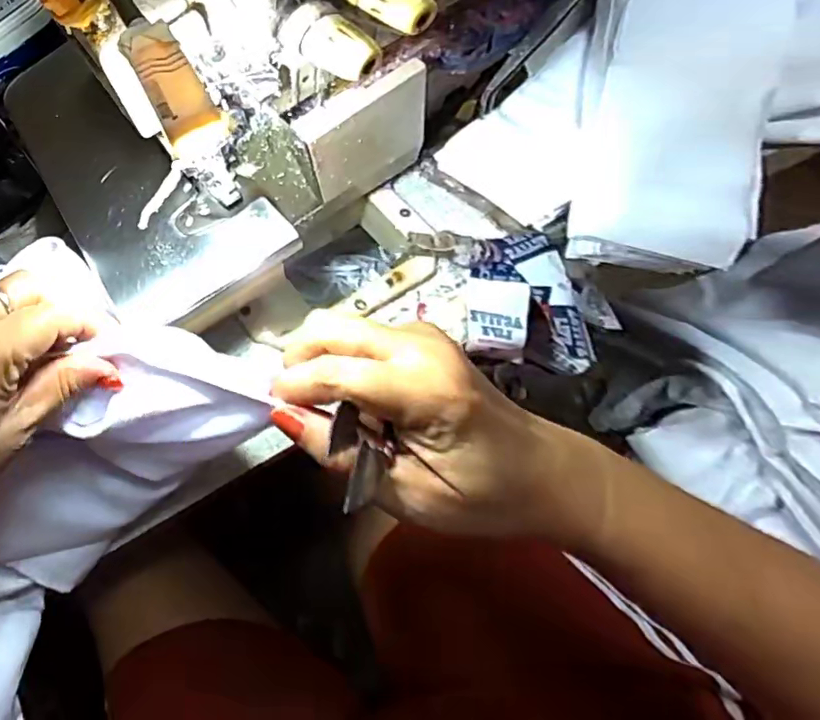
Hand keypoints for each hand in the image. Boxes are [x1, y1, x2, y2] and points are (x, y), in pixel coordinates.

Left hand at [0, 271, 120, 568]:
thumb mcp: (13, 431)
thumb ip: (60, 386)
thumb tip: (105, 365)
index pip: (50, 314)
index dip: (84, 324)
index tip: (104, 347)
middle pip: (24, 287)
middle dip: (57, 307)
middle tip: (74, 348)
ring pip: (0, 295)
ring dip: (31, 312)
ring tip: (46, 355)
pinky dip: (5, 321)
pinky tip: (12, 359)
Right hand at [268, 311, 604, 544]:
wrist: (547, 471)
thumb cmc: (484, 496)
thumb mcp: (409, 495)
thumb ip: (341, 454)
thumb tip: (284, 417)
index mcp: (423, 387)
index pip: (335, 371)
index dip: (294, 387)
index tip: (272, 409)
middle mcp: (418, 344)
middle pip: (329, 327)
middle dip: (297, 360)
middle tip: (294, 403)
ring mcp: (419, 331)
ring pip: (338, 323)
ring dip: (316, 357)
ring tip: (327, 404)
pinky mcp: (417, 331)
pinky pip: (356, 332)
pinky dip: (338, 357)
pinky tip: (356, 396)